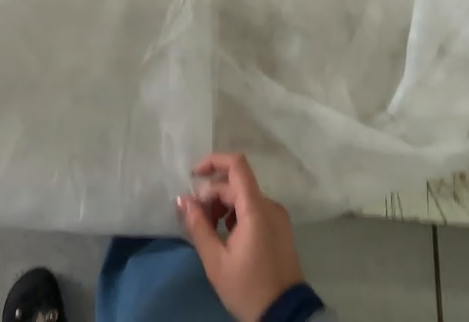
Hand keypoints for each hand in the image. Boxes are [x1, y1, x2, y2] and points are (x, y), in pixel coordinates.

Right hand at [177, 153, 305, 321]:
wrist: (285, 316)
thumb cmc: (247, 288)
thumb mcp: (216, 260)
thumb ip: (198, 225)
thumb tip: (183, 199)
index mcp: (256, 209)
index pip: (236, 165)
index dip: (213, 162)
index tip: (194, 176)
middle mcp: (270, 205)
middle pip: (236, 185)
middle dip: (212, 195)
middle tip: (197, 219)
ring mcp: (278, 217)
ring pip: (245, 197)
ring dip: (224, 206)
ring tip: (211, 231)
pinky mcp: (280, 229)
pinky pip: (255, 209)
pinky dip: (237, 215)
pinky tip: (227, 236)